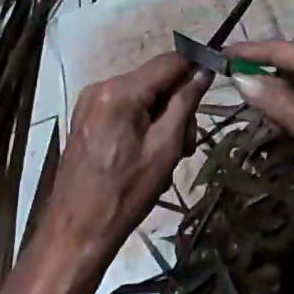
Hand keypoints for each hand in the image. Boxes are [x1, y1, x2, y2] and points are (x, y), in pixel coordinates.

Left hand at [0, 53, 208, 293]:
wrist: (77, 231)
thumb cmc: (125, 192)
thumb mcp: (165, 147)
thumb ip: (185, 103)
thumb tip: (204, 71)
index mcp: (119, 91)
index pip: (169, 61)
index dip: (196, 67)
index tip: (217, 83)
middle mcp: (101, 87)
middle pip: (156, 80)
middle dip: (178, 106)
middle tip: (185, 145)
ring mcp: (90, 104)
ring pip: (144, 97)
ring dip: (164, 120)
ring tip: (166, 159)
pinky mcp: (88, 120)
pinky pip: (127, 110)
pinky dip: (145, 126)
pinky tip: (148, 157)